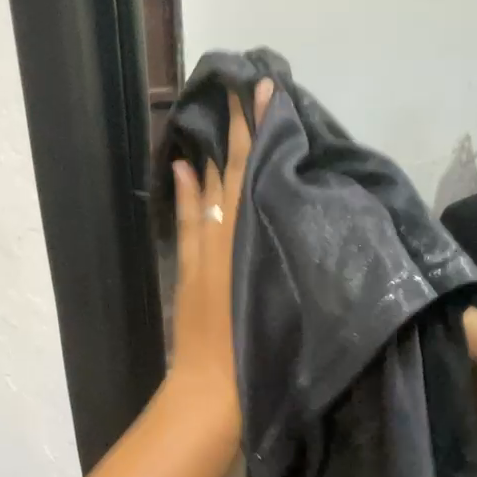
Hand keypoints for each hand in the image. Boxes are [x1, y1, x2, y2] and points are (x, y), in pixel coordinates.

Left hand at [166, 78, 272, 430]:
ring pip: (214, 187)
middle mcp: (233, 234)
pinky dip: (185, 191)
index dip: (263, 129)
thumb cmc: (264, 354)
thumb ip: (294, 255)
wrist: (217, 389)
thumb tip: (294, 207)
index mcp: (259, 238)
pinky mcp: (192, 268)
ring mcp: (209, 249)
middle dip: (242, 128)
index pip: (260, 171)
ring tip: (222, 113)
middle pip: (237, 170)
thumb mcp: (291, 300)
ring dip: (217, 150)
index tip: (268, 89)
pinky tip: (182, 163)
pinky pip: (188, 219)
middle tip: (247, 87)